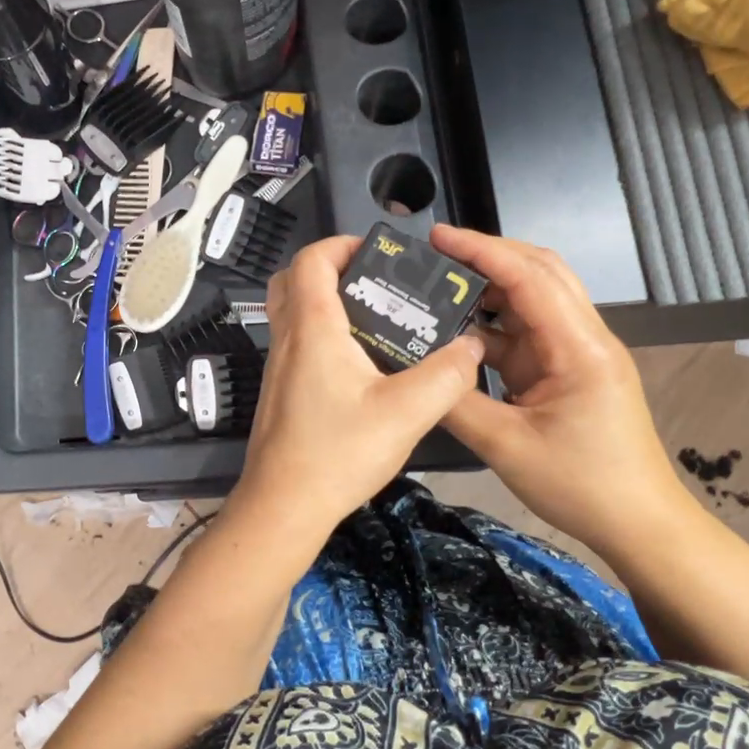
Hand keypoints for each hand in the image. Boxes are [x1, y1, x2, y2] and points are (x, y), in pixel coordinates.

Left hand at [234, 235, 486, 533]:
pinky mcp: (280, 390)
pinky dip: (322, 333)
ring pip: (292, 312)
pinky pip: (296, 342)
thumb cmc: (338, 452)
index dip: (341, 245)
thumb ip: (446, 376)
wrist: (283, 504)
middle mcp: (287, 338)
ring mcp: (277, 365)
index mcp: (312, 328)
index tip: (377, 252)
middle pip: (293, 280)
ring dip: (326, 302)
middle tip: (373, 282)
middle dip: (330, 269)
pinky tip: (361, 363)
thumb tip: (471, 345)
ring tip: (377, 319)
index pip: (311, 260)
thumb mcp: (406, 413)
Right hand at [429, 227, 692, 553]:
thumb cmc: (580, 485)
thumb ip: (455, 401)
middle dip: (488, 255)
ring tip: (439, 286)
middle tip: (434, 254)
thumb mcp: (505, 447)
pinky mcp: (570, 371)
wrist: (639, 523)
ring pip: (534, 299)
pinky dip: (492, 324)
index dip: (481, 250)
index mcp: (579, 349)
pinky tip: (457, 332)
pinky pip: (528, 332)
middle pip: (540, 272)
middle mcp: (586, 338)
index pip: (528, 278)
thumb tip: (411, 366)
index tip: (436, 237)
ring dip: (489, 287)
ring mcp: (579, 354)